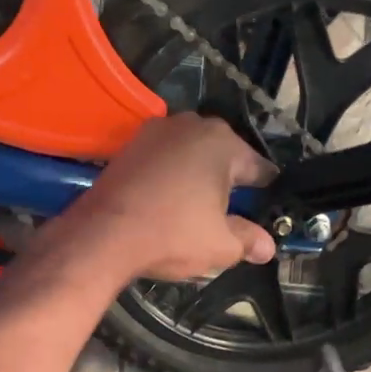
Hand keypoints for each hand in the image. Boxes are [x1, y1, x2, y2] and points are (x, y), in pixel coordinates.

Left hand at [64, 113, 276, 281]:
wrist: (103, 234)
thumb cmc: (172, 234)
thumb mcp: (221, 245)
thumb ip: (248, 241)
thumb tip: (267, 247)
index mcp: (222, 142)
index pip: (258, 168)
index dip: (265, 192)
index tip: (267, 209)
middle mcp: (191, 125)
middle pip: (223, 156)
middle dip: (229, 181)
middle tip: (230, 214)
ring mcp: (156, 131)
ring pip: (191, 154)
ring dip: (197, 176)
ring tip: (198, 209)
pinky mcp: (129, 145)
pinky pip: (164, 158)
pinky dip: (170, 175)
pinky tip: (168, 201)